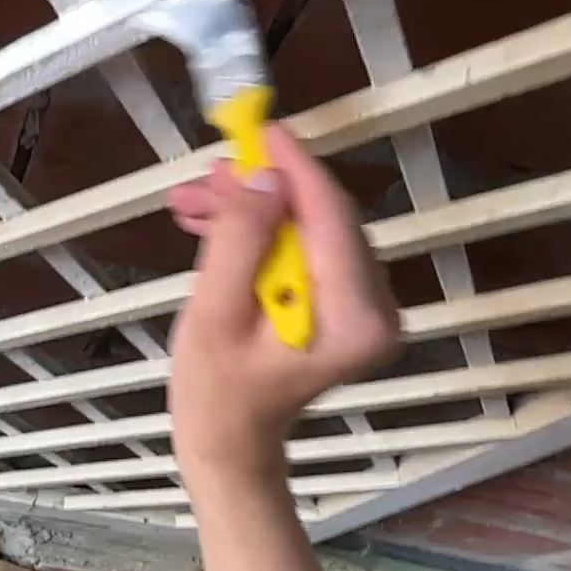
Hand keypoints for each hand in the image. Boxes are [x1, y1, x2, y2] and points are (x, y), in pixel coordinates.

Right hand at [167, 123, 400, 483]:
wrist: (230, 440)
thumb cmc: (214, 392)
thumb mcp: (214, 316)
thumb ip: (239, 245)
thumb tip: (263, 178)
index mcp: (353, 318)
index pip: (331, 220)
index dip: (294, 168)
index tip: (259, 130)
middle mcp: (377, 308)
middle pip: (322, 221)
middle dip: (260, 193)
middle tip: (203, 179)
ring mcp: (365, 308)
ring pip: (309, 231)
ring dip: (252, 213)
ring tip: (193, 205)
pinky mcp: (346, 305)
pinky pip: (304, 252)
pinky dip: (262, 237)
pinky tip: (215, 226)